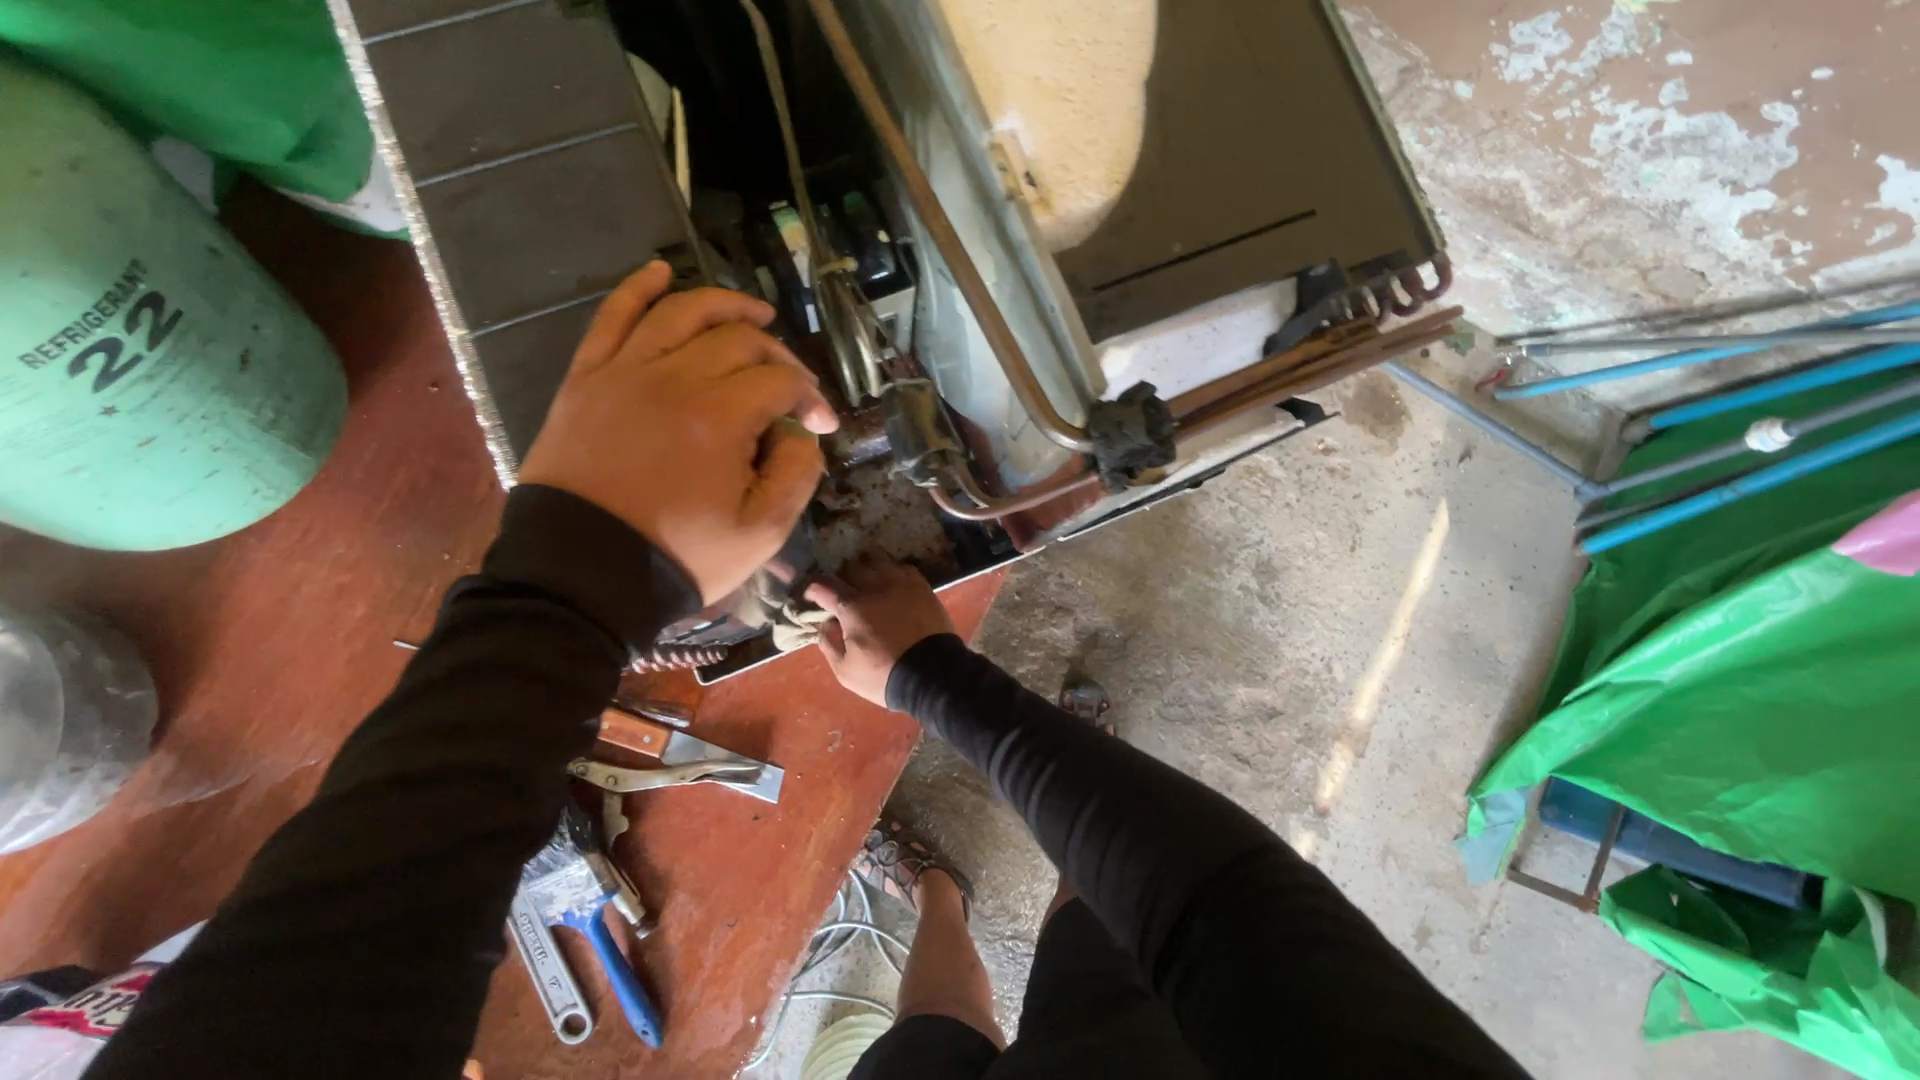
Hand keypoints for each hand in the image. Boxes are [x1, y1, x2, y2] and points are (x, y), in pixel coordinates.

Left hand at [520, 262, 839, 603]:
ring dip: (727, 306)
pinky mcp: (587, 378)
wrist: (582, 574)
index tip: (823, 426)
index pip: (782, 382)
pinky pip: (613, 317)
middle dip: (781, 358)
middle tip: (795, 386)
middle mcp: (674, 378)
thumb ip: (797, 474)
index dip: (813, 399)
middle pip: (741, 340)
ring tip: (756, 313)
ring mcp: (624, 372)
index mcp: (719, 417)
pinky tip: (661, 272)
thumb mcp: (760, 533)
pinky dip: (638, 288)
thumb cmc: (679, 556)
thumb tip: (801, 432)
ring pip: (683, 314)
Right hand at [804, 559, 955, 706]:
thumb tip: (825, 623)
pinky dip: (893, 572)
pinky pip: (902, 568)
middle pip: (851, 568)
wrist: (932, 675)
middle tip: (843, 592)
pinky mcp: (922, 587)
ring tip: (868, 583)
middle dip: (842, 578)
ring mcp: (900, 584)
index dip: (812, 588)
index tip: (811, 595)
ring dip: (867, 570)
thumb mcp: (845, 671)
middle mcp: (874, 588)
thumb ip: (829, 644)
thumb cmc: (884, 676)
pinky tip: (892, 584)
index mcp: (852, 608)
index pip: (823, 585)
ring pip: (877, 561)